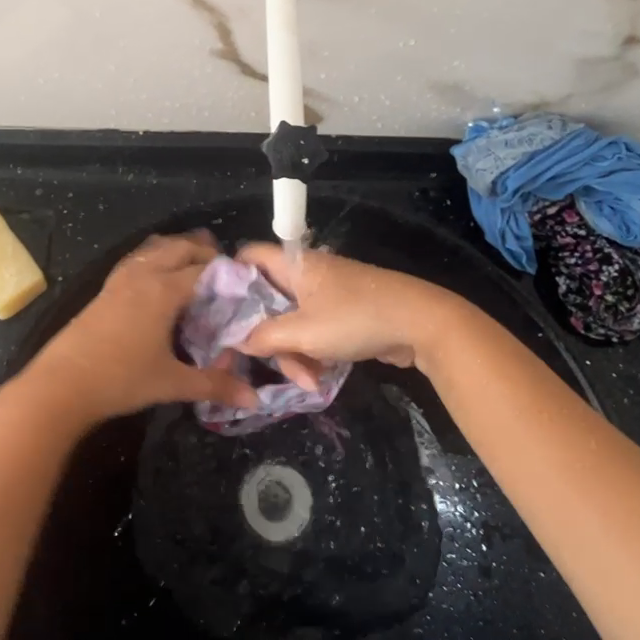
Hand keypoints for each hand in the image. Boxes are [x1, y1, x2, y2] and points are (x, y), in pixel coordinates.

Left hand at [16, 232, 258, 428]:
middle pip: (179, 248)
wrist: (62, 383)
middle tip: (224, 268)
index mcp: (164, 289)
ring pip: (155, 249)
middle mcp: (144, 274)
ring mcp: (120, 279)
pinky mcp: (105, 288)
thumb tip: (254, 399)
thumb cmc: (121, 380)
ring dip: (177, 249)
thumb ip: (214, 385)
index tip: (246, 284)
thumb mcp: (172, 383)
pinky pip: (137, 259)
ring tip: (195, 260)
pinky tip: (157, 275)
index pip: (205, 270)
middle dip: (204, 252)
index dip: (227, 274)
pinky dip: (155, 257)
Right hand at [234, 243, 467, 380]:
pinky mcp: (344, 316)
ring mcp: (327, 296)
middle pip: (269, 300)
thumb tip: (237, 340)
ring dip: (293, 354)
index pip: (250, 257)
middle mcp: (307, 275)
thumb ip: (264, 336)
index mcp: (294, 265)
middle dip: (267, 336)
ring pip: (292, 323)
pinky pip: (314, 333)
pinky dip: (313, 354)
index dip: (231, 277)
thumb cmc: (356, 318)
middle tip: (267, 363)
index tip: (219, 311)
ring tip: (308, 382)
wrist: (420, 324)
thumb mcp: (304, 332)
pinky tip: (320, 379)